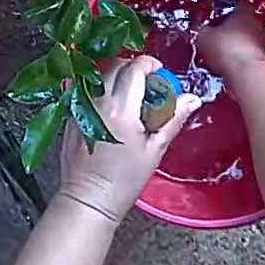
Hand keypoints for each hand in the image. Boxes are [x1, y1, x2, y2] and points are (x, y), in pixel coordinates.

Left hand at [58, 55, 201, 223]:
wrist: (88, 201)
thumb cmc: (123, 181)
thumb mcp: (154, 150)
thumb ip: (173, 119)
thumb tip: (192, 99)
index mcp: (121, 110)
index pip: (134, 69)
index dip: (149, 63)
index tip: (158, 70)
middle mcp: (98, 103)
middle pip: (115, 65)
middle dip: (133, 66)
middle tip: (146, 80)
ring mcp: (82, 107)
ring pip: (99, 75)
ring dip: (115, 74)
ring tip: (128, 90)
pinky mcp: (71, 115)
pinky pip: (86, 89)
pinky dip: (100, 87)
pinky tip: (110, 103)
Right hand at [197, 6, 264, 78]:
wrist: (246, 74)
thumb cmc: (228, 49)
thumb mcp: (204, 36)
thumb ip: (203, 29)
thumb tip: (201, 31)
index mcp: (245, 10)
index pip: (238, 2)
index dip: (228, 6)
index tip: (220, 10)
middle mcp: (258, 23)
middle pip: (245, 20)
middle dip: (233, 26)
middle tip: (219, 32)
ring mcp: (264, 42)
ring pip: (250, 38)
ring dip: (239, 43)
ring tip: (223, 51)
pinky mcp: (264, 60)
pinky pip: (251, 55)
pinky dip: (242, 58)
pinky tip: (231, 65)